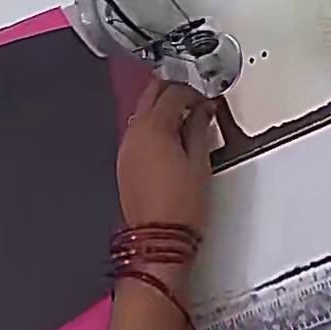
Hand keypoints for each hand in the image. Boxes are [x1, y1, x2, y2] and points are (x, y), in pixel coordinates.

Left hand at [117, 78, 215, 237]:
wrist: (159, 240)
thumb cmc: (180, 206)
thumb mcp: (199, 161)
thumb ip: (200, 127)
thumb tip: (203, 110)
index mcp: (154, 127)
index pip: (173, 93)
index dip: (193, 92)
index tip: (205, 100)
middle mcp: (135, 132)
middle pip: (152, 92)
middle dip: (173, 89)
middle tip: (194, 98)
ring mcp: (127, 146)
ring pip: (142, 110)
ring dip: (162, 106)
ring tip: (185, 117)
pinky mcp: (125, 161)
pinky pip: (138, 130)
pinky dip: (153, 124)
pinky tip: (170, 136)